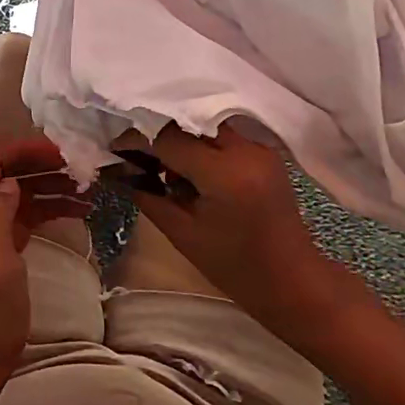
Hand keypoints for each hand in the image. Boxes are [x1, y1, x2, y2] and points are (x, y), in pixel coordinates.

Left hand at [0, 138, 86, 396]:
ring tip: (89, 188)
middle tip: (81, 168)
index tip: (61, 152)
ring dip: (53, 185)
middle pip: (8, 171)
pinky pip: (29, 215)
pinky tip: (80, 210)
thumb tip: (11, 182)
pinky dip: (53, 207)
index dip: (22, 149)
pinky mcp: (6, 247)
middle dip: (42, 163)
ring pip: (22, 192)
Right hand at [114, 123, 364, 337]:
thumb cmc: (233, 266)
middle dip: (155, 135)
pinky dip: (198, 146)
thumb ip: (147, 193)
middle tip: (133, 156)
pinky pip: (221, 137)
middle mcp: (246, 150)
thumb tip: (115, 170)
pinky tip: (186, 171)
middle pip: (186, 124)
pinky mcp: (264, 153)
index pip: (167, 138)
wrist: (292, 280)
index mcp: (225, 173)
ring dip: (177, 139)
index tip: (112, 149)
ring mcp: (259, 148)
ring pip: (204, 126)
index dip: (134, 140)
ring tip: (160, 167)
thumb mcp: (180, 232)